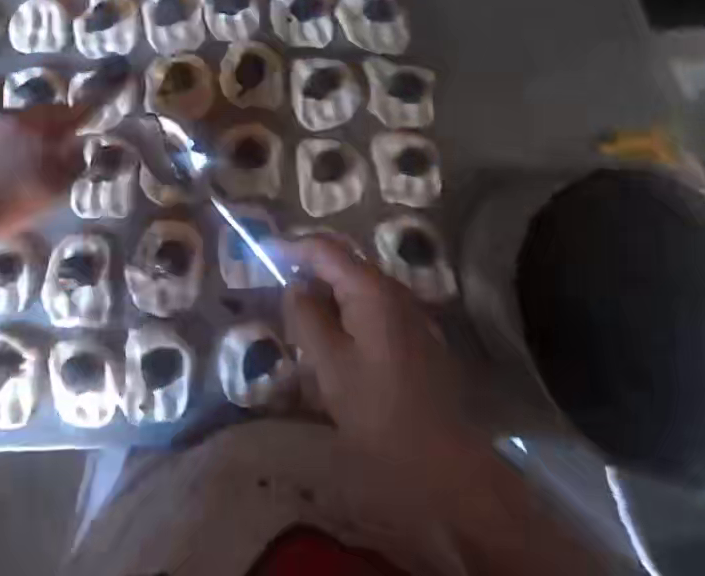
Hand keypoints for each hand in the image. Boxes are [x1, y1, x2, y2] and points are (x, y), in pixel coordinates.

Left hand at [0, 103, 89, 243]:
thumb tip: (84, 144)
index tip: (95, 115)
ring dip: (35, 128)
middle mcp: (14, 116)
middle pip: (46, 112)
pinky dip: (13, 136)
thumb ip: (75, 162)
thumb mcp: (55, 188)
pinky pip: (2, 129)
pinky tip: (13, 156)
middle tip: (70, 134)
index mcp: (39, 125)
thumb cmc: (12, 204)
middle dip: (60, 121)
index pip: (71, 112)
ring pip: (22, 119)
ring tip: (40, 147)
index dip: (86, 114)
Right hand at [281, 236, 490, 466]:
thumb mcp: (328, 362)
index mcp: (371, 289)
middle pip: (344, 262)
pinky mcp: (417, 335)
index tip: (263, 252)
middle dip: (310, 267)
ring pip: (359, 286)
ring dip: (328, 291)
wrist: (442, 458)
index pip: (324, 249)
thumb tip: (295, 285)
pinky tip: (335, 336)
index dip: (291, 246)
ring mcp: (410, 312)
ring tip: (302, 315)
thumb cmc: (377, 408)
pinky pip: (374, 307)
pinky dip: (348, 309)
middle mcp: (394, 290)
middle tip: (279, 284)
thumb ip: (306, 315)